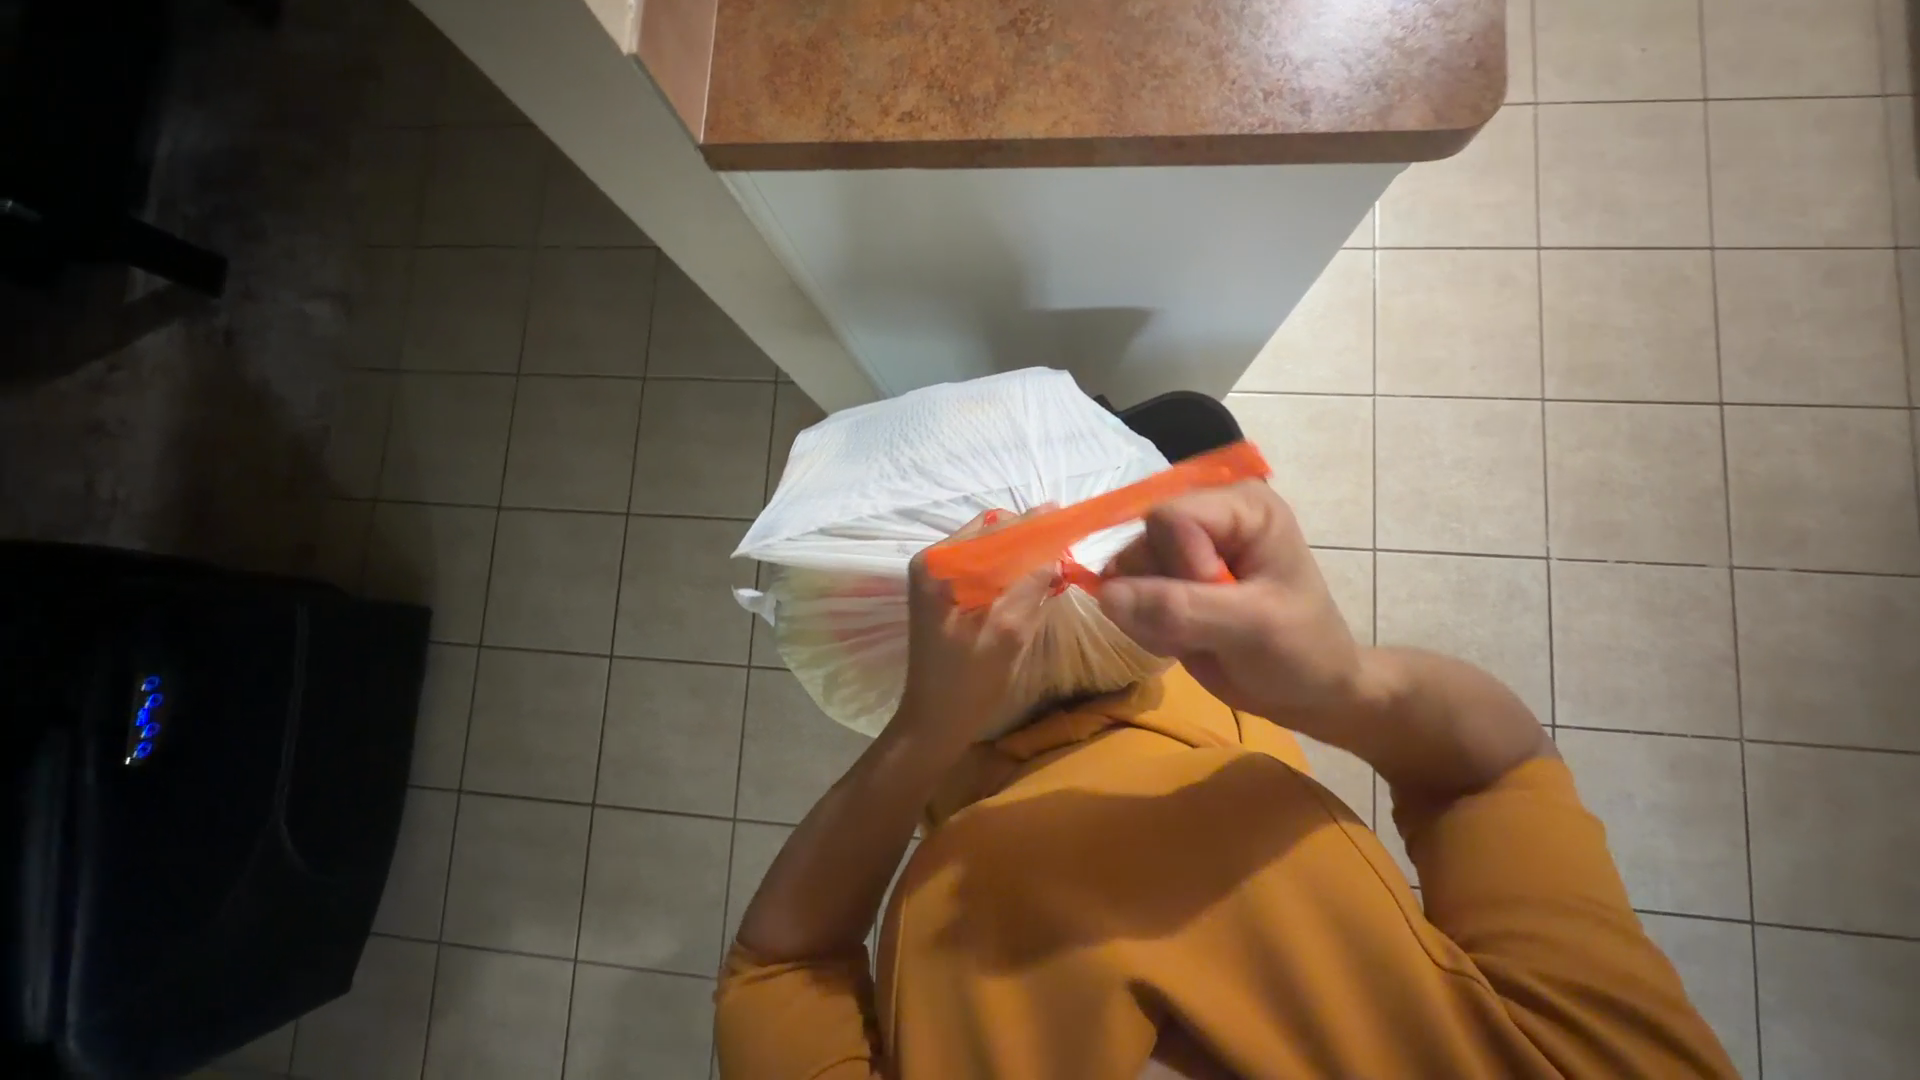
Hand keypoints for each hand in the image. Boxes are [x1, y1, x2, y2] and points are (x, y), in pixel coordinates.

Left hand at [891, 508, 1055, 751]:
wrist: (934, 723)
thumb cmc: (966, 682)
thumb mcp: (1006, 631)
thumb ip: (1030, 586)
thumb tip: (1056, 552)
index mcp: (937, 565)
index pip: (992, 527)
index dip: (1031, 525)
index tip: (1066, 522)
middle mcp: (932, 562)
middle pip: (991, 536)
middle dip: (1028, 541)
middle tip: (1066, 550)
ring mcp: (937, 579)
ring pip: (990, 554)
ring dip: (1022, 559)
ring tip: (1056, 567)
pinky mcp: (947, 596)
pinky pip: (985, 573)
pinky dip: (1010, 576)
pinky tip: (1034, 585)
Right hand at [1097, 481, 1374, 732]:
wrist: (1309, 694)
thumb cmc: (1302, 651)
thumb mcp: (1252, 627)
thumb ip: (1181, 608)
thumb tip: (1106, 596)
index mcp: (1241, 507)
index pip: (1169, 518)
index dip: (1178, 563)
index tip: (1217, 601)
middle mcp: (1208, 517)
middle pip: (1142, 542)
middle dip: (1159, 594)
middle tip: (1203, 627)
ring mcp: (1185, 551)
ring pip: (1126, 572)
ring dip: (1149, 616)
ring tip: (1193, 637)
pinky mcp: (1167, 581)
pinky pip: (1125, 596)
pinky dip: (1145, 626)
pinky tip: (1181, 641)